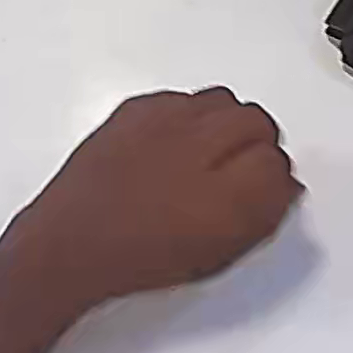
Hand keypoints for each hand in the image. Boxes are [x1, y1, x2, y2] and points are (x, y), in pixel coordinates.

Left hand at [0, 88, 303, 313]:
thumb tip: (280, 186)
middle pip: (255, 119)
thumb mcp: (214, 254)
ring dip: (224, 121)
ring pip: (221, 99)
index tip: (269, 182)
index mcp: (224, 197)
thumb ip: (258, 217)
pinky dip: (186, 114)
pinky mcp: (135, 106)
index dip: (276, 174)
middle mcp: (196, 147)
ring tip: (208, 148)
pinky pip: (180, 96)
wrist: (73, 238)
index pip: (277, 162)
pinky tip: (175, 139)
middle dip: (257, 139)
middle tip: (243, 161)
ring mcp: (162, 120)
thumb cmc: (136, 255)